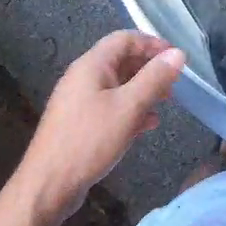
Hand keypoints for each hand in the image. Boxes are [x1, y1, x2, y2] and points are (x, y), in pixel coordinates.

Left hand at [12, 30, 185, 220]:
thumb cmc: (90, 140)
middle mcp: (83, 77)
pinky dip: (130, 109)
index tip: (176, 57)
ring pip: (117, 85)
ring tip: (165, 102)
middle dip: (149, 68)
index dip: (152, 43)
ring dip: (142, 90)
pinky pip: (109, 106)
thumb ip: (154, 78)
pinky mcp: (78, 123)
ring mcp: (78, 101)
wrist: (47, 186)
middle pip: (121, 60)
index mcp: (91, 65)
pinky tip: (146, 124)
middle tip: (174, 82)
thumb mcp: (129, 107)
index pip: (125, 39)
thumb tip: (178, 53)